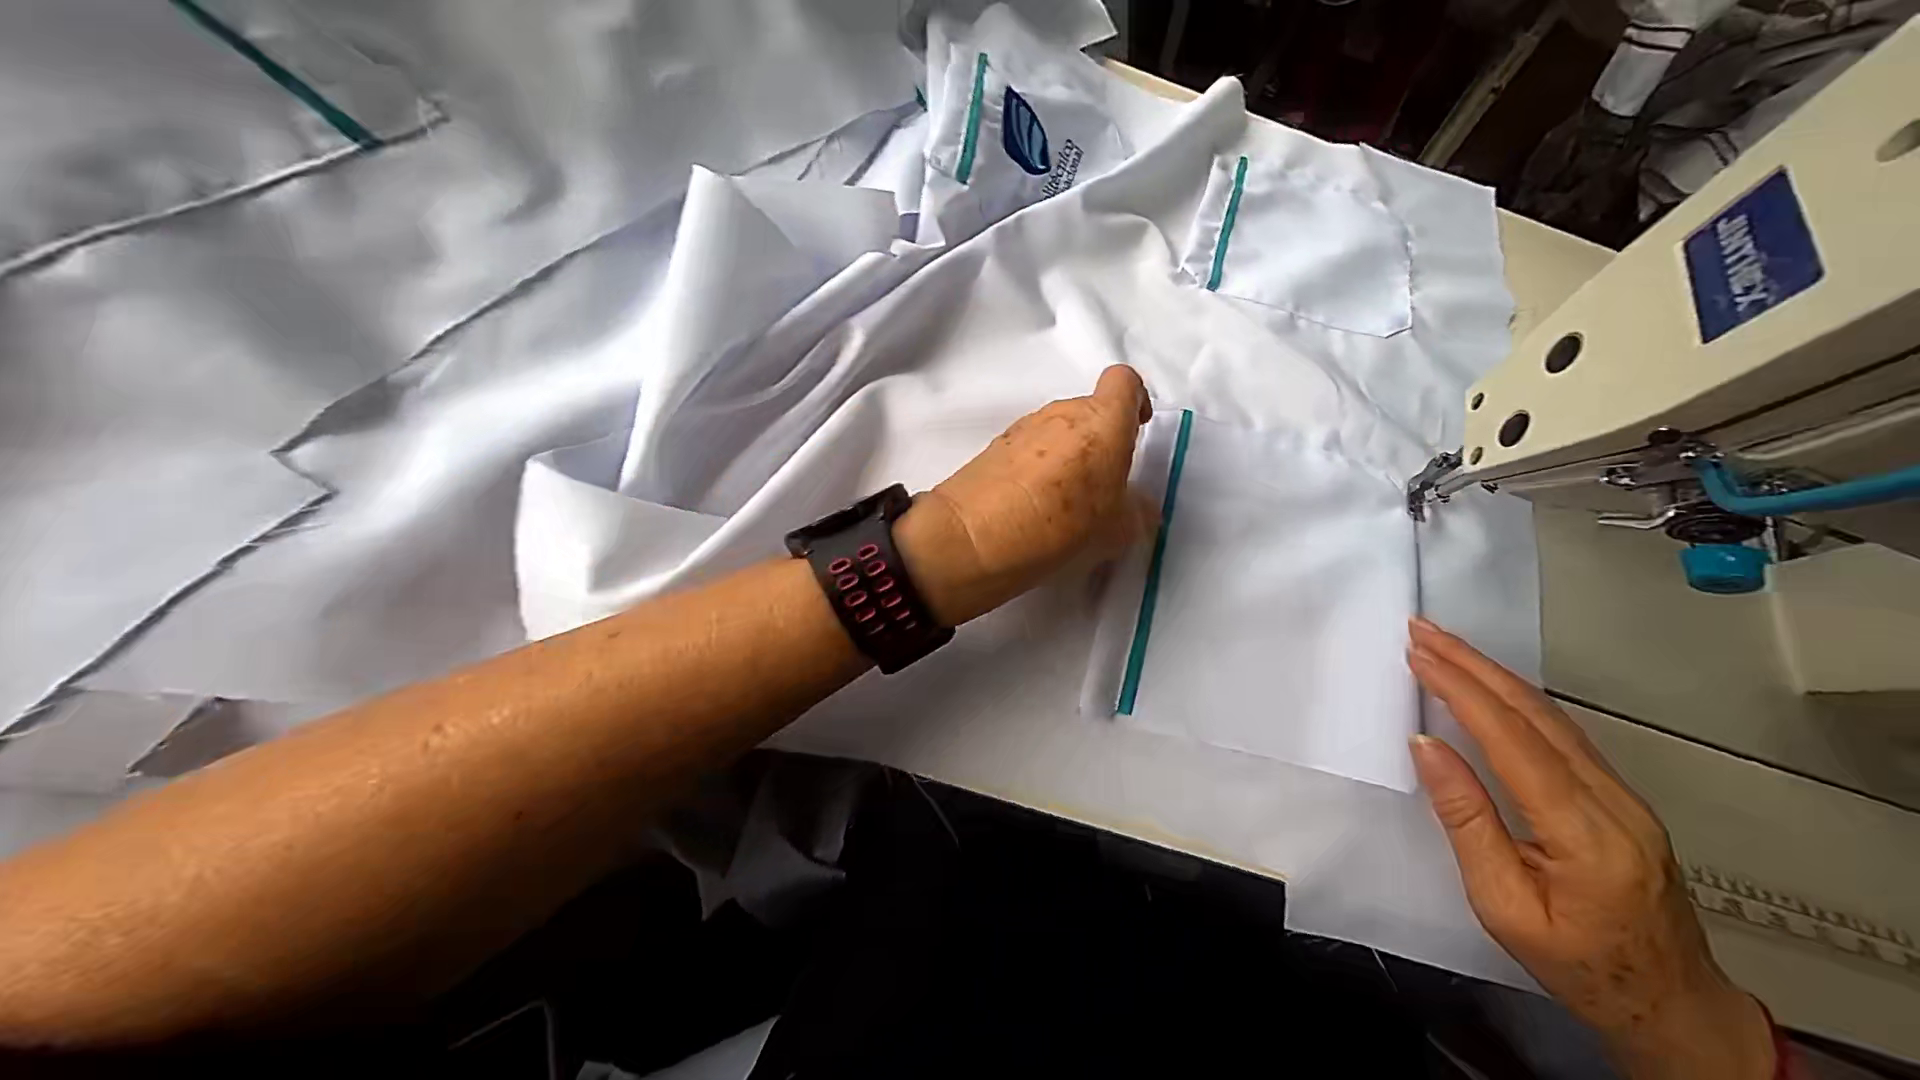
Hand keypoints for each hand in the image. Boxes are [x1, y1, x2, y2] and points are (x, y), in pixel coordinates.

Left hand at [894, 365, 1156, 625]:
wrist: (974, 537)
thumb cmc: (1061, 525)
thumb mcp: (1115, 530)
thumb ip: (1135, 511)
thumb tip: (1135, 506)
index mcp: (1102, 420)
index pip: (1124, 382)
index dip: (1134, 400)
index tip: (1136, 429)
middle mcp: (1061, 413)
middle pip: (1088, 412)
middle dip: (1098, 442)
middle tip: (1101, 486)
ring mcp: (1022, 428)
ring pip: (1056, 433)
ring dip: (1066, 458)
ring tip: (1065, 507)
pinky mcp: (992, 448)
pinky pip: (1027, 452)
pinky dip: (1036, 470)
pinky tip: (1033, 509)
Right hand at [1407, 618, 1776, 1079]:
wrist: (1672, 1005)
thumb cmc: (1576, 963)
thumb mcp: (1502, 904)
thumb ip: (1466, 820)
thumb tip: (1426, 747)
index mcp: (1585, 833)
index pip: (1513, 741)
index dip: (1462, 692)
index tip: (1418, 656)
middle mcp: (1613, 802)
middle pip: (1536, 715)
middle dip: (1474, 665)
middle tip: (1423, 630)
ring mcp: (1624, 797)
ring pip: (1552, 717)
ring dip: (1493, 675)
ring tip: (1445, 645)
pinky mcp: (1620, 799)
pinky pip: (1561, 734)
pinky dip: (1515, 699)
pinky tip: (1489, 686)